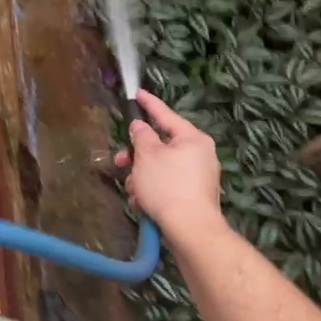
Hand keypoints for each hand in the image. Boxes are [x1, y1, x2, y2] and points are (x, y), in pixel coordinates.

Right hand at [113, 90, 223, 242]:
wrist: (189, 227)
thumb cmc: (167, 185)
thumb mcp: (147, 156)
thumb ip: (141, 136)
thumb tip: (140, 126)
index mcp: (192, 139)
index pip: (166, 115)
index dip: (149, 104)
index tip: (137, 93)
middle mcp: (199, 154)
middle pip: (159, 145)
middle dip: (136, 156)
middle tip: (121, 161)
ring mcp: (197, 175)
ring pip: (158, 167)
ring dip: (140, 176)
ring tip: (133, 190)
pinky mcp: (191, 194)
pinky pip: (164, 183)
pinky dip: (150, 189)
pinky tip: (142, 202)